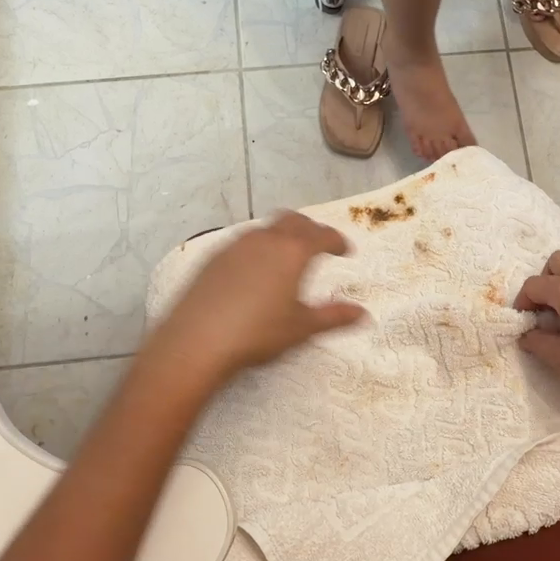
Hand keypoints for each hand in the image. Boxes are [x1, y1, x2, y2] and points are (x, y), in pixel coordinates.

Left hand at [149, 212, 366, 383]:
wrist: (196, 340)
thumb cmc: (258, 333)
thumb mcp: (301, 328)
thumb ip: (334, 317)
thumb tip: (363, 314)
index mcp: (293, 251)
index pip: (323, 235)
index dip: (337, 241)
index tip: (345, 251)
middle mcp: (265, 239)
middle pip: (294, 220)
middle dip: (310, 229)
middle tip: (319, 245)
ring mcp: (235, 245)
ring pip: (266, 229)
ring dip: (282, 235)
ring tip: (287, 256)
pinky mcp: (213, 257)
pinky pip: (243, 242)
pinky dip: (258, 248)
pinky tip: (255, 271)